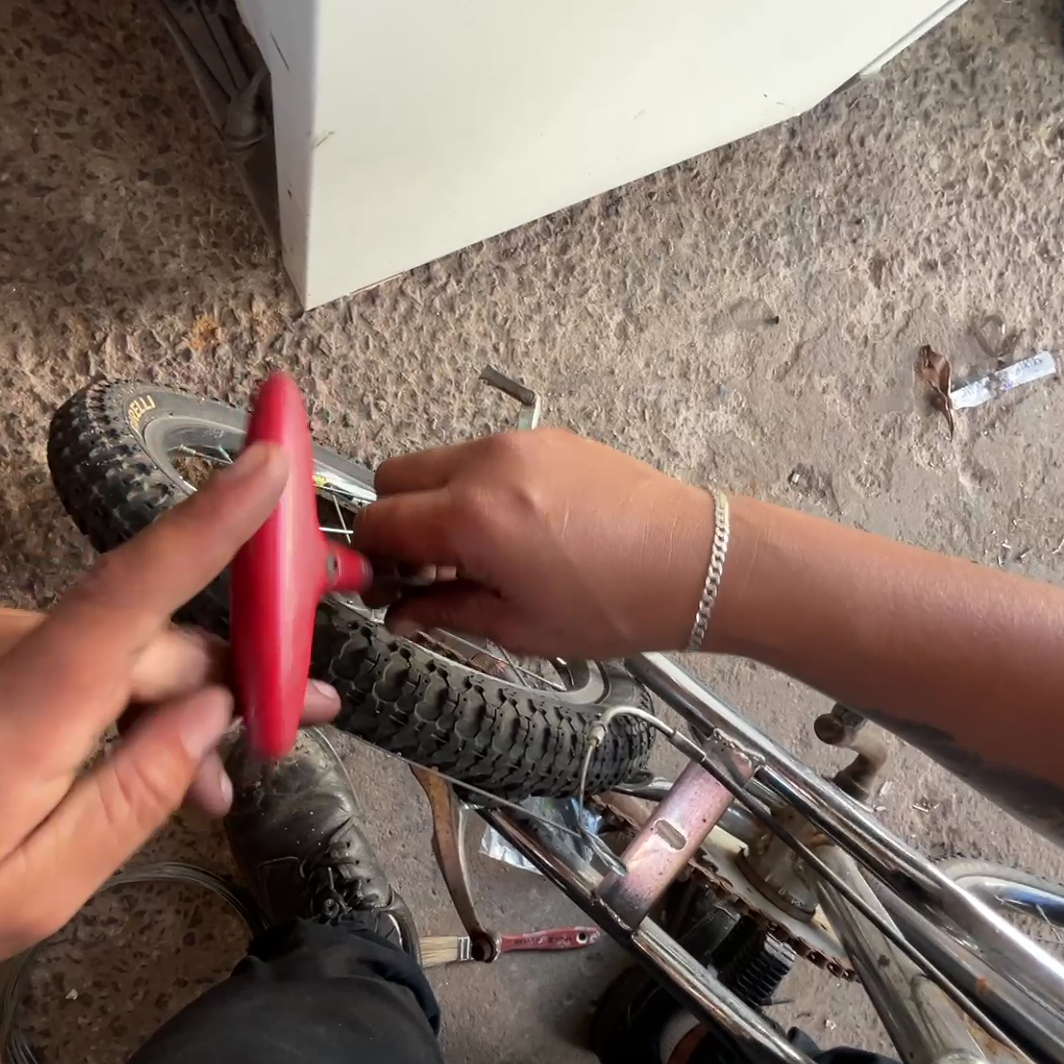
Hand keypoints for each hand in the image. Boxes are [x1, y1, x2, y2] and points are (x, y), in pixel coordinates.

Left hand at [0, 444, 337, 1063]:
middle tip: (280, 736)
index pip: (128, 591)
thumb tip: (215, 709)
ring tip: (191, 780)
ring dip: (165, 705)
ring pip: (117, 652)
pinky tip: (119, 754)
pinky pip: (73, 656)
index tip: (268, 462)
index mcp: (10, 712)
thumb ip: (141, 791)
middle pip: (149, 641)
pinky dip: (114, 697)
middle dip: (220, 686)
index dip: (209, 522)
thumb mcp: (39, 891)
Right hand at [352, 430, 711, 657]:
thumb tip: (401, 613)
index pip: (377, 521)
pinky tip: (513, 526)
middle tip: (424, 565)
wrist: (696, 562)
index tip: (383, 582)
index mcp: (470, 518)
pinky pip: (482, 455)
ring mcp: (517, 443)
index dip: (367, 557)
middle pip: (393, 475)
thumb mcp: (519, 626)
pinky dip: (474, 486)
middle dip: (393, 520)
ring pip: (437, 461)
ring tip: (475, 549)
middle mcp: (484, 464)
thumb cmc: (615, 605)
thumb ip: (444, 612)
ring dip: (435, 501)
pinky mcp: (545, 437)